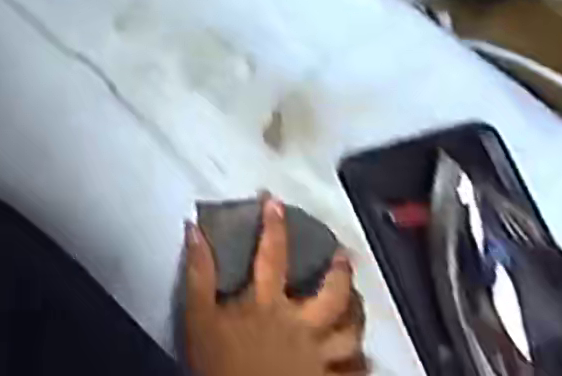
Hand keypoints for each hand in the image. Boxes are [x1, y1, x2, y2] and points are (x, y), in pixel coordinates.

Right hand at [182, 198, 366, 375]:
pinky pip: (355, 373)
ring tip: (358, 296)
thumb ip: (198, 271)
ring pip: (350, 333)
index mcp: (265, 305)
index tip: (275, 202)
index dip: (274, 227)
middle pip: (328, 297)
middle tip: (343, 253)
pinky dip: (364, 363)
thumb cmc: (216, 362)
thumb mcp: (197, 314)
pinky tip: (367, 356)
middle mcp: (299, 327)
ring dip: (357, 312)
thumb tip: (194, 229)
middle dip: (338, 272)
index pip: (272, 256)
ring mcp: (319, 360)